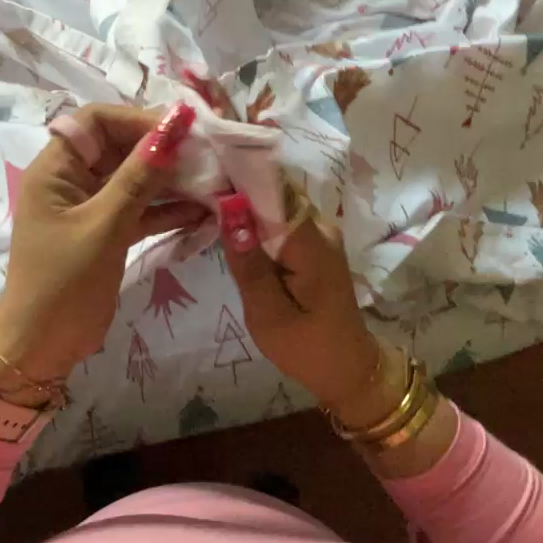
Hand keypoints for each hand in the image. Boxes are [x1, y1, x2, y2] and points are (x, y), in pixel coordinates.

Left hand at [0, 104, 205, 405]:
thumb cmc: (64, 283)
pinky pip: (139, 211)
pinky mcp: (105, 235)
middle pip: (120, 149)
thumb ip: (139, 177)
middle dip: (163, 151)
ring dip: (172, 183)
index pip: (97, 122)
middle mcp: (70, 182)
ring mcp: (89, 210)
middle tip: (209, 158)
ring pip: (134, 182)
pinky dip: (167, 212)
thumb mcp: (104, 227)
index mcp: (55, 170)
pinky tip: (204, 214)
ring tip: (215, 184)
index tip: (182, 131)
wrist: (42, 347)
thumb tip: (174, 126)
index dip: (138, 120)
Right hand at [216, 189, 403, 429]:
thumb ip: (248, 263)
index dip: (238, 178)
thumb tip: (228, 212)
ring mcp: (319, 235)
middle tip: (194, 190)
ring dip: (244, 204)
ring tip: (204, 203)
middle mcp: (320, 227)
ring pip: (275, 204)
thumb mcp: (269, 314)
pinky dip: (255, 222)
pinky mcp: (313, 245)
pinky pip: (280, 221)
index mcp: (311, 242)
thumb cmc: (306, 348)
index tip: (202, 173)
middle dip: (237, 188)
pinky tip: (229, 225)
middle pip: (274, 192)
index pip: (272, 190)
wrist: (348, 369)